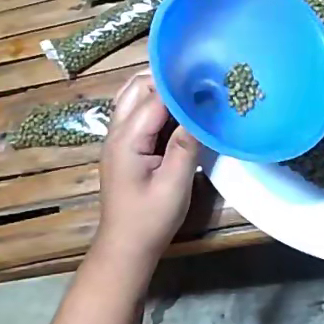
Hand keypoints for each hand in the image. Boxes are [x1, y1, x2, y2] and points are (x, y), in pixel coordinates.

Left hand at [94, 72, 201, 262]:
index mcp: (127, 138)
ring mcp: (116, 138)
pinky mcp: (123, 146)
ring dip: (159, 89)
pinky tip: (178, 111)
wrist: (125, 247)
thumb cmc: (150, 219)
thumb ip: (186, 145)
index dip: (179, 84)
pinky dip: (155, 103)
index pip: (153, 97)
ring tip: (191, 90)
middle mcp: (117, 131)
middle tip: (200, 80)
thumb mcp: (174, 185)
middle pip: (137, 87)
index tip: (207, 76)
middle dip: (167, 79)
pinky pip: (135, 112)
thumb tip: (200, 109)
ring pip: (133, 97)